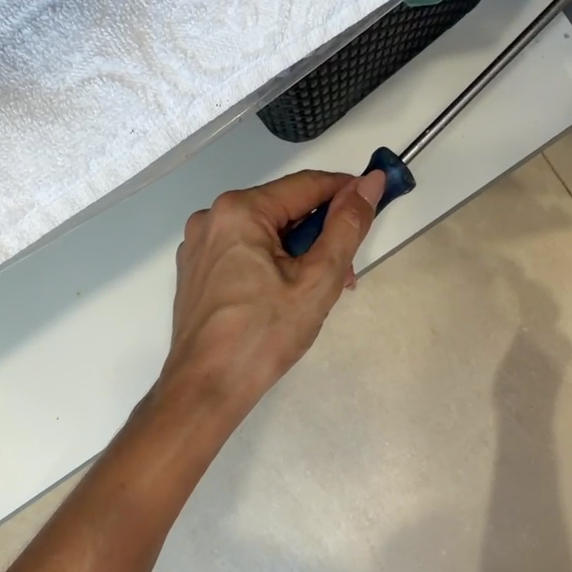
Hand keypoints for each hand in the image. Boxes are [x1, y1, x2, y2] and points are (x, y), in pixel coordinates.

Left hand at [158, 169, 385, 417]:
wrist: (206, 388)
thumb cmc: (263, 336)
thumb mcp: (317, 281)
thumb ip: (346, 228)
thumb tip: (370, 183)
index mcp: (239, 210)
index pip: (307, 185)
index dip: (346, 192)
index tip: (375, 202)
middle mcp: (212, 218)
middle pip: (283, 212)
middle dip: (320, 237)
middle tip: (346, 274)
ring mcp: (199, 248)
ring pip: (264, 236)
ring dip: (298, 257)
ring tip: (317, 296)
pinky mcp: (196, 274)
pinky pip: (243, 256)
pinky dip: (270, 268)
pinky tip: (283, 301)